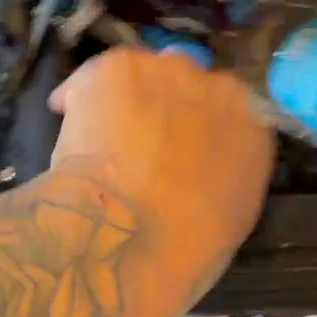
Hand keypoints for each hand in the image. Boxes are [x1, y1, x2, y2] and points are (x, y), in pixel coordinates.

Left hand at [48, 47, 272, 305]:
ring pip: (138, 74)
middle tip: (133, 138)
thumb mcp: (229, 218)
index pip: (225, 109)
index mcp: (252, 127)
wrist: (127, 234)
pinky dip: (77, 95)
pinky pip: (92, 76)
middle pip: (182, 82)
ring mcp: (165, 72)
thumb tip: (201, 172)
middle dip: (159, 105)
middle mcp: (216, 88)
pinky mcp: (116, 69)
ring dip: (120, 97)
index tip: (173, 143)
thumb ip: (224, 178)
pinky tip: (64, 116)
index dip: (193, 124)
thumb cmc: (182, 247)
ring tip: (96, 130)